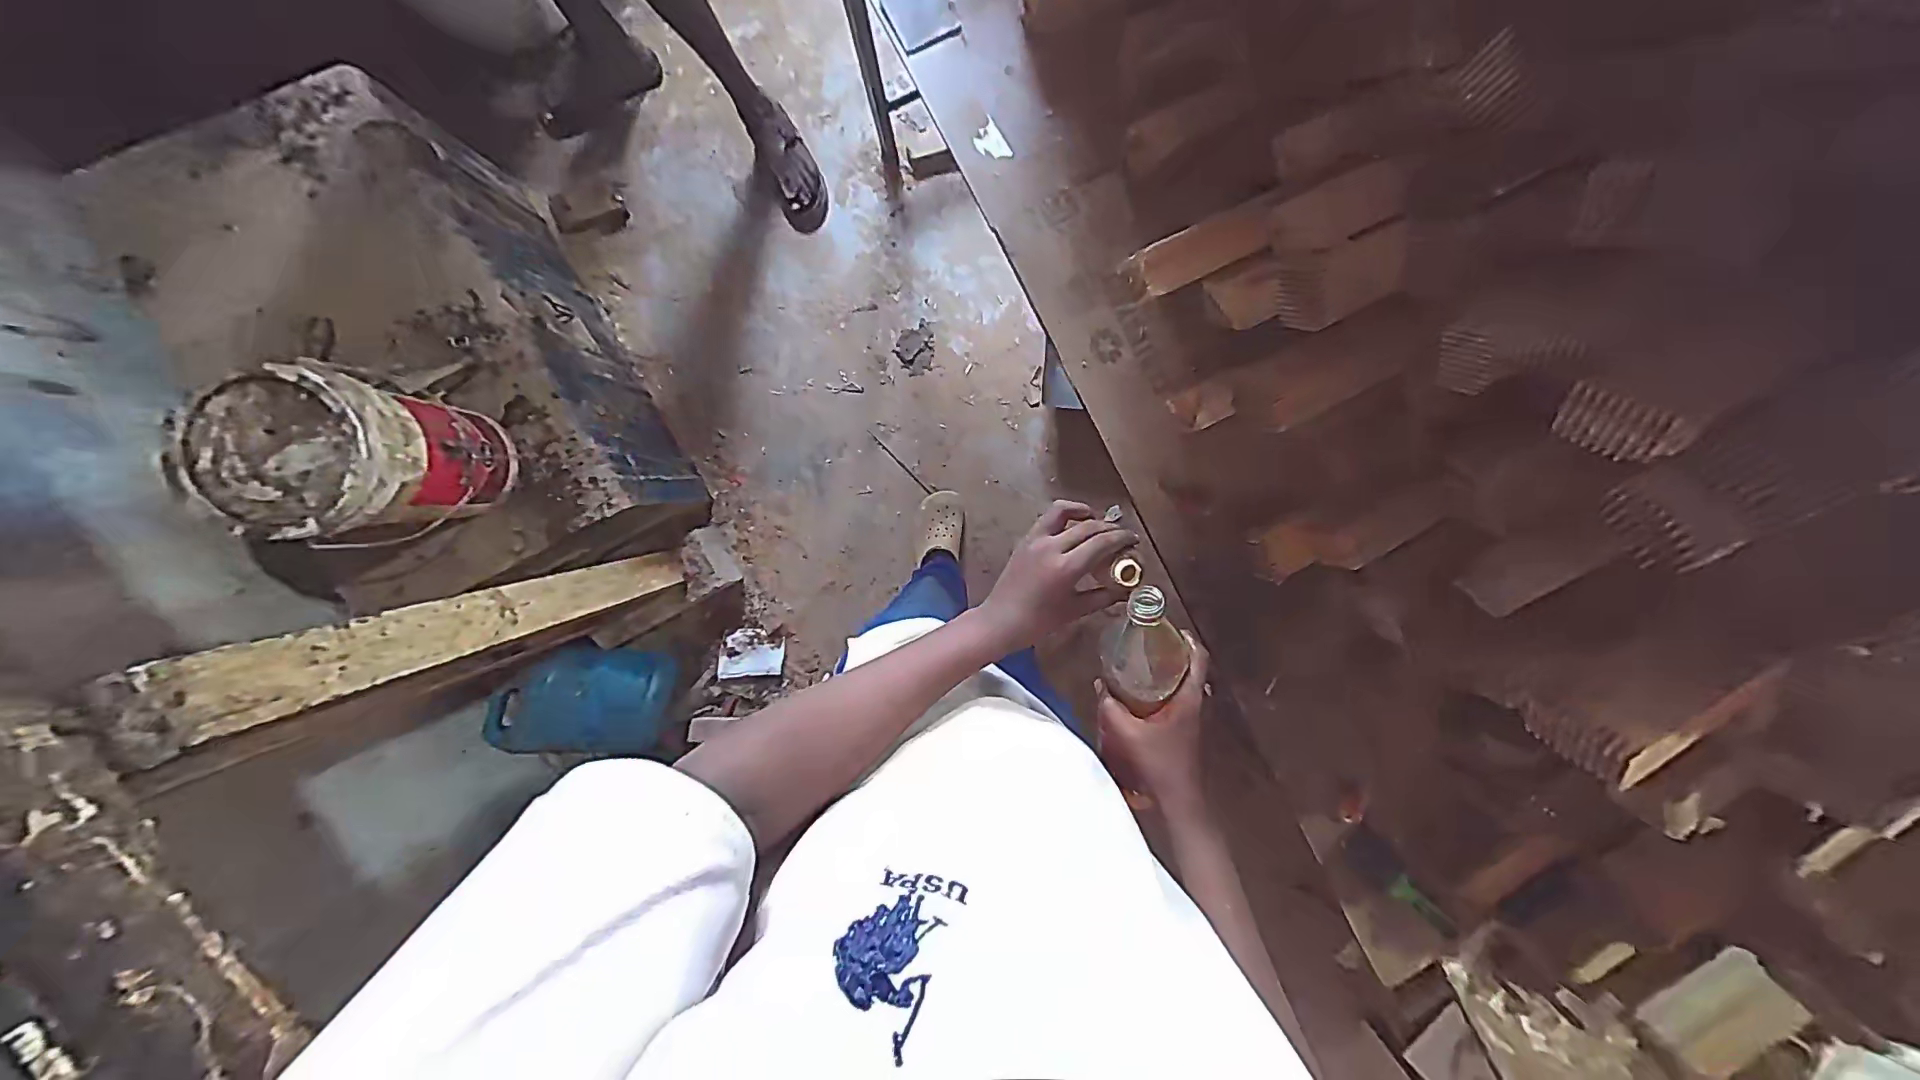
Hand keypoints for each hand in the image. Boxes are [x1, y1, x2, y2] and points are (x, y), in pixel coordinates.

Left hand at [977, 501, 1137, 651]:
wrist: (1001, 621)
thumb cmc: (1039, 622)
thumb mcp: (1075, 610)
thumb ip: (1103, 596)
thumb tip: (1126, 590)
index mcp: (1066, 568)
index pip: (1101, 542)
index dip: (1122, 538)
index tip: (1134, 539)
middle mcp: (1051, 547)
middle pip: (1088, 526)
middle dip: (1109, 528)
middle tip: (1122, 535)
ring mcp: (1035, 540)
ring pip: (1063, 511)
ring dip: (1084, 512)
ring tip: (1096, 521)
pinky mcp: (1025, 540)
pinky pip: (1047, 518)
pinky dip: (1064, 515)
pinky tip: (1073, 525)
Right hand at [1096, 634, 1207, 813]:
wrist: (1177, 801)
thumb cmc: (1158, 765)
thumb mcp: (1126, 733)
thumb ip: (1110, 707)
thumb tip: (1101, 685)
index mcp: (1189, 699)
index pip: (1198, 658)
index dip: (1186, 639)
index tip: (1168, 627)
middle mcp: (1195, 704)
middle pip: (1189, 668)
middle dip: (1170, 652)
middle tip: (1145, 642)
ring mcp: (1191, 719)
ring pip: (1181, 685)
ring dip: (1165, 672)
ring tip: (1139, 663)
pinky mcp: (1183, 731)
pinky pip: (1175, 700)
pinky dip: (1161, 690)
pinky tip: (1139, 695)